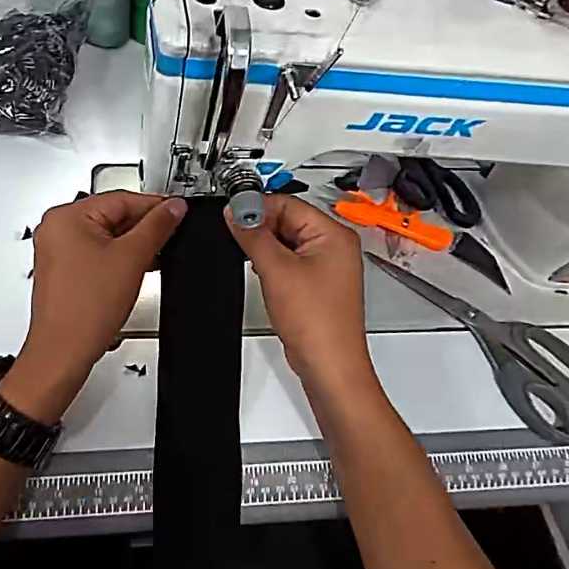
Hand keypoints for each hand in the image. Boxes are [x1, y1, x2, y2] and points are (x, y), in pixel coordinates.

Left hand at [12, 192, 184, 415]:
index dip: (154, 205)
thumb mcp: (132, 258)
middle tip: (169, 234)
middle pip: (113, 215)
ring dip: (133, 244)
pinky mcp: (64, 269)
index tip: (176, 211)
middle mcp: (56, 229)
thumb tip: (173, 208)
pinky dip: (119, 257)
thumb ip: (157, 227)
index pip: (121, 198)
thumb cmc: (82, 310)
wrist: (64, 351)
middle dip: (144, 226)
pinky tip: (136, 268)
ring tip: (155, 255)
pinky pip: (97, 252)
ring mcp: (57, 250)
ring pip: (106, 235)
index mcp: (66, 217)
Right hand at [225, 195, 378, 398]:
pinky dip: (272, 263)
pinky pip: (289, 261)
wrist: (329, 365)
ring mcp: (326, 267)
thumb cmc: (319, 324)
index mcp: (334, 234)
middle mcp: (334, 247)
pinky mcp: (316, 284)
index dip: (258, 206)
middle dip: (260, 227)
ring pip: (286, 241)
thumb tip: (237, 213)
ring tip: (251, 258)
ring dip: (264, 246)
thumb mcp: (276, 270)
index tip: (233, 213)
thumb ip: (253, 236)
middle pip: (287, 220)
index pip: (288, 203)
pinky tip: (262, 273)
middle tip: (236, 234)